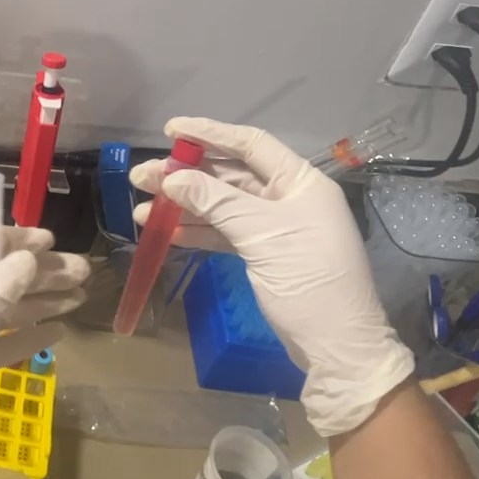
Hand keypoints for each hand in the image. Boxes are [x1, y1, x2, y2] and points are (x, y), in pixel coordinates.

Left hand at [0, 227, 88, 478]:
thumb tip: (29, 258)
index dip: (15, 239)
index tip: (51, 240)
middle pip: (2, 277)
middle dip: (41, 272)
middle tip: (82, 272)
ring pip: (6, 311)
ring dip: (41, 301)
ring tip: (79, 297)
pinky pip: (1, 345)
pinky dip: (28, 337)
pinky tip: (57, 332)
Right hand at [131, 117, 411, 437]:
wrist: (337, 348)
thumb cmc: (309, 281)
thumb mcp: (262, 236)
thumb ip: (215, 202)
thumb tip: (171, 178)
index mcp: (300, 182)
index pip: (250, 144)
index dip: (209, 134)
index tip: (171, 130)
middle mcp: (288, 198)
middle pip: (229, 175)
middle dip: (185, 175)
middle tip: (142, 177)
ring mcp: (275, 227)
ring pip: (221, 206)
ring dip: (183, 206)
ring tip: (142, 208)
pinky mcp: (263, 254)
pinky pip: (223, 233)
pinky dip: (195, 232)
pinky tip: (163, 232)